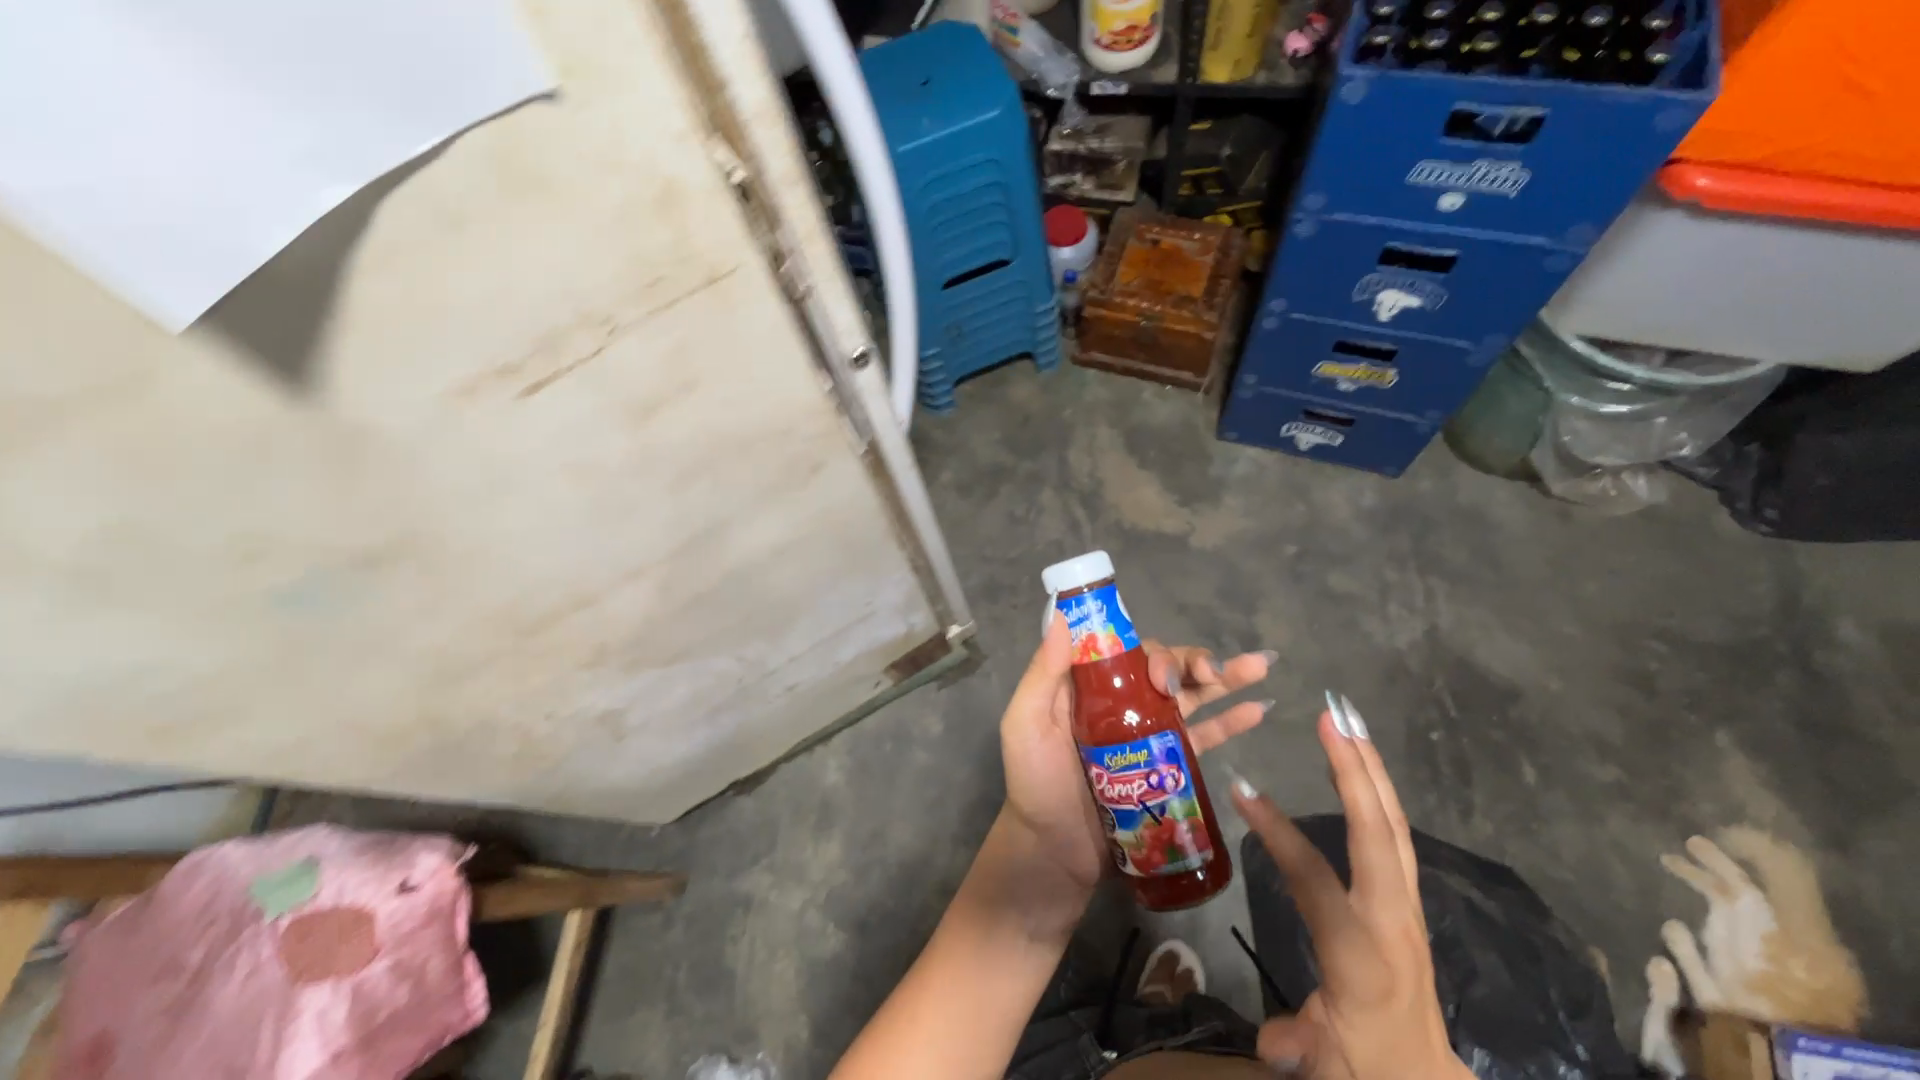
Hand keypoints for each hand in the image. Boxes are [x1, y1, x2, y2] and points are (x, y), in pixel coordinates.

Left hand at [997, 615, 1274, 911]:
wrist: (1054, 853)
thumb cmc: (1036, 785)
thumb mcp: (1026, 724)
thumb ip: (1042, 674)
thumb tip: (1064, 617)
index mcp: (1085, 688)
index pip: (1124, 652)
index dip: (1149, 646)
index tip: (1164, 663)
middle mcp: (1118, 704)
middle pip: (1162, 670)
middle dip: (1191, 661)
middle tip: (1210, 672)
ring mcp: (1146, 734)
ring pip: (1190, 695)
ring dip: (1225, 678)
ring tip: (1260, 666)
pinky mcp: (1166, 766)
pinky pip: (1203, 736)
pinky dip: (1232, 721)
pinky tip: (1259, 709)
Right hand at [1228, 698, 1472, 1079]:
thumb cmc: (1364, 1068)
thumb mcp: (1324, 1065)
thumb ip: (1295, 1044)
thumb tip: (1271, 1041)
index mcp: (1361, 955)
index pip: (1317, 881)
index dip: (1281, 835)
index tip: (1243, 791)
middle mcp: (1391, 921)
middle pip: (1379, 835)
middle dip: (1356, 773)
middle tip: (1332, 717)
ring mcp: (1407, 909)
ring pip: (1395, 830)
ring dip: (1373, 773)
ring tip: (1350, 725)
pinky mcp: (1409, 905)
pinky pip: (1397, 841)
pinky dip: (1381, 797)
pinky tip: (1364, 772)